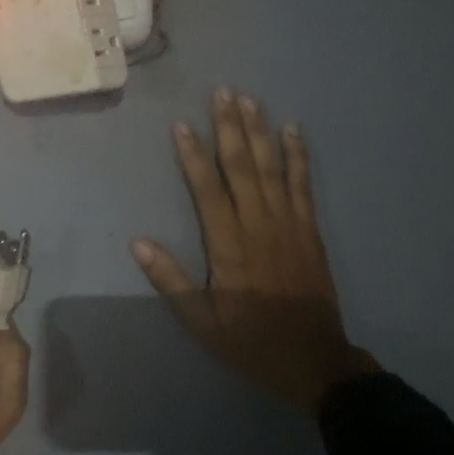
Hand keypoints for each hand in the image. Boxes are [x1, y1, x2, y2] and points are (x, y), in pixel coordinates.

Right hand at [132, 88, 378, 412]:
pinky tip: (293, 131)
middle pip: (242, 167)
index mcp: (230, 246)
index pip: (207, 190)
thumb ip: (171, 281)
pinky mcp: (310, 230)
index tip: (182, 125)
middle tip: (222, 92)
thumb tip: (138, 243)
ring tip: (249, 100)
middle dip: (230, 128)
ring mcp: (289, 225)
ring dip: (260, 132)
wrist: (315, 362)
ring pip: (272, 168)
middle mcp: (260, 226)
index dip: (193, 156)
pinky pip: (302, 185)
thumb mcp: (201, 321)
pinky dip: (298, 157)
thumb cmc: (250, 340)